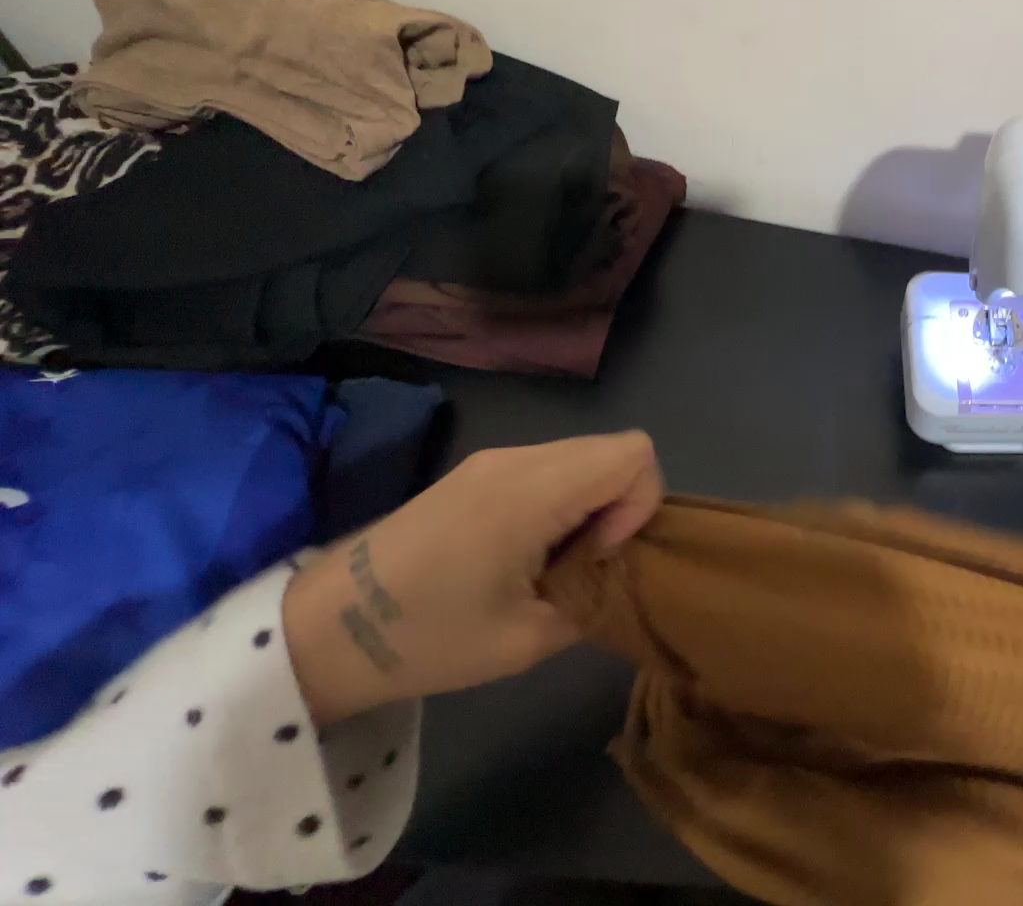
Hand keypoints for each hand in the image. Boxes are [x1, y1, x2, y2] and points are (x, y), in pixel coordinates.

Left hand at [282, 431, 663, 725]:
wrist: (316, 634)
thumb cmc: (426, 639)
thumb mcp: (531, 638)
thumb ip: (597, 596)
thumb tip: (616, 572)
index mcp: (530, 490)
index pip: (634, 454)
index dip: (640, 504)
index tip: (601, 555)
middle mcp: (516, 459)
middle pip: (615, 449)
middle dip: (623, 504)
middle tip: (585, 561)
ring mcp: (492, 461)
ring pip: (587, 456)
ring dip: (595, 502)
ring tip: (557, 559)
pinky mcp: (477, 473)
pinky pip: (554, 467)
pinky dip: (568, 500)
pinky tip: (531, 549)